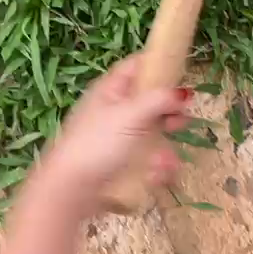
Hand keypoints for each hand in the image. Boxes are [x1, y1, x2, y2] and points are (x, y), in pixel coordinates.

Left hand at [36, 55, 187, 213]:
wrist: (70, 188)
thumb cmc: (98, 143)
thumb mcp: (130, 115)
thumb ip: (158, 100)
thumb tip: (183, 93)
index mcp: (111, 89)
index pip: (137, 66)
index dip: (159, 65)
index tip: (182, 74)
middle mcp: (113, 108)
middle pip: (147, 98)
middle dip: (167, 109)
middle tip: (183, 119)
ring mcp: (115, 135)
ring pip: (149, 129)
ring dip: (164, 140)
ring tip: (171, 155)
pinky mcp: (118, 159)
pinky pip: (144, 155)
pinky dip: (155, 162)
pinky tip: (161, 172)